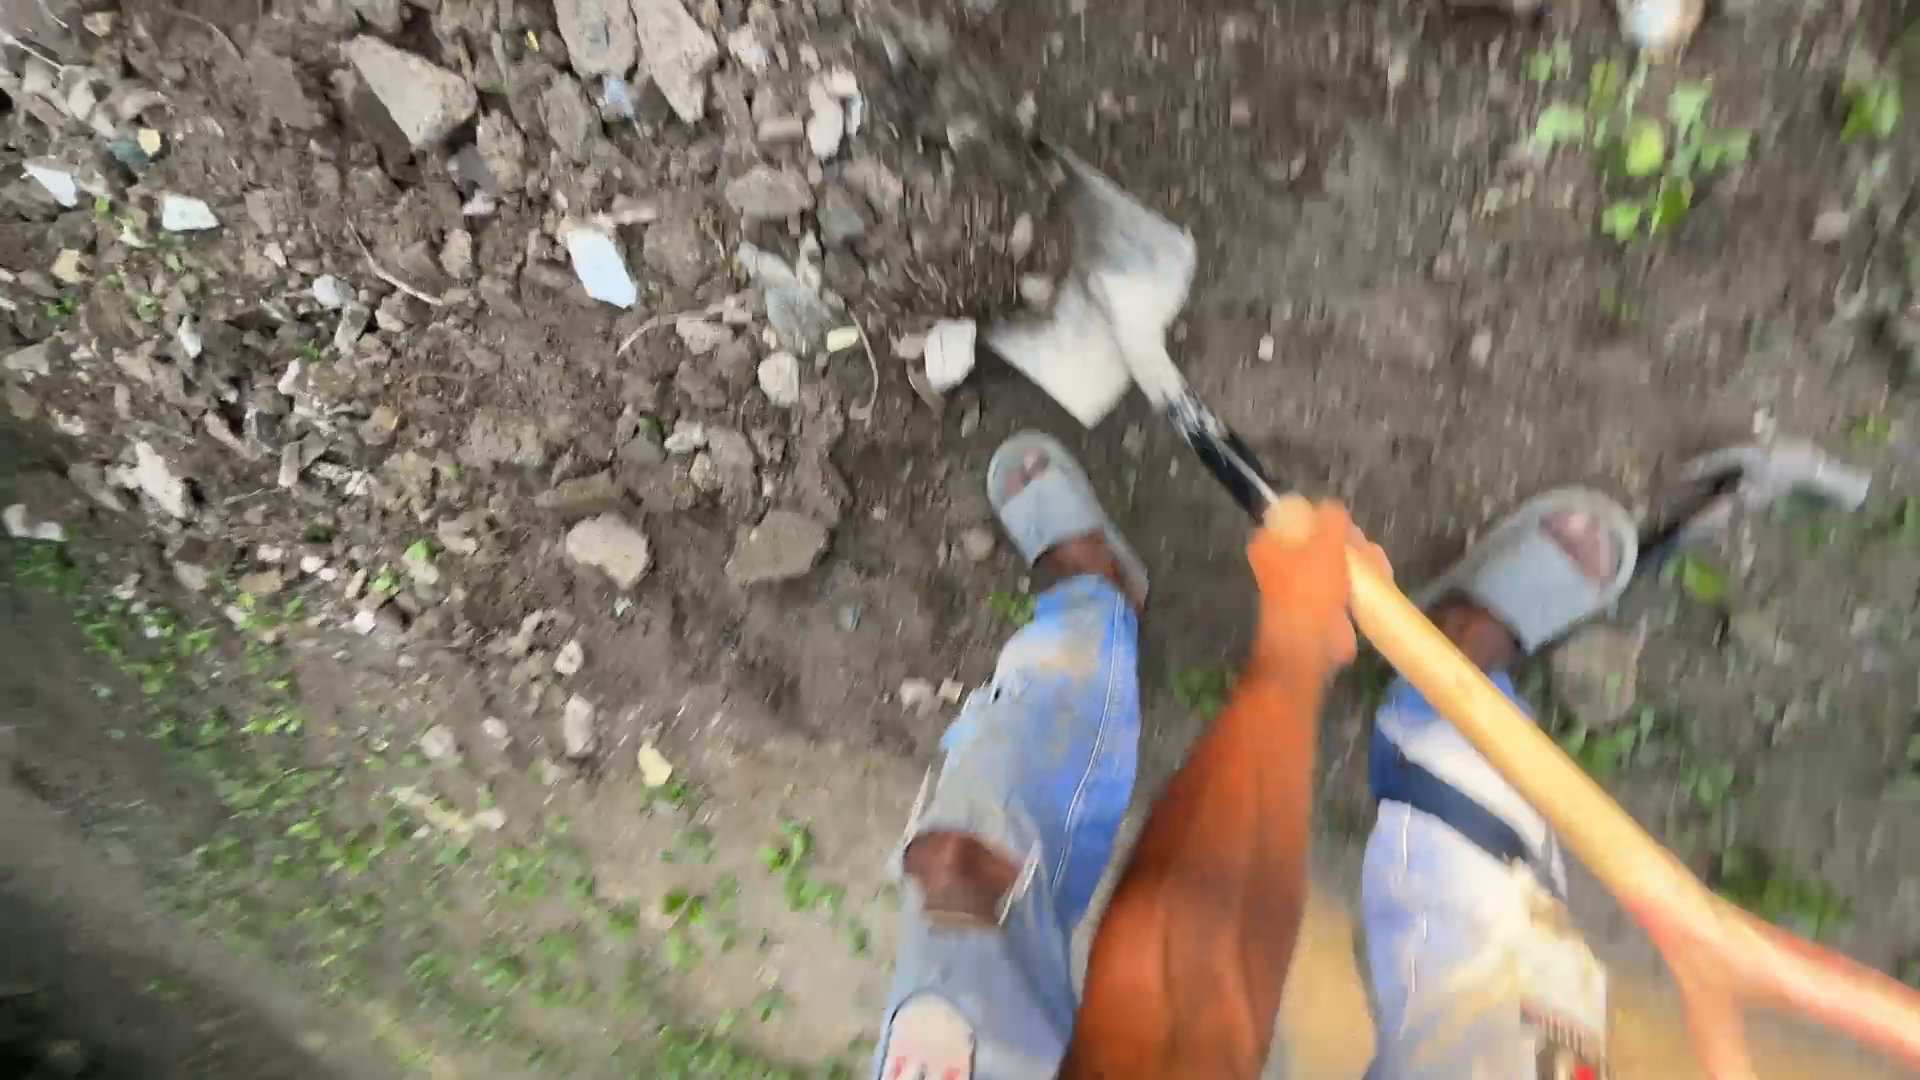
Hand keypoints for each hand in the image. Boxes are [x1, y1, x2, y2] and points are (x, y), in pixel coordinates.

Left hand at [1246, 497, 1387, 679]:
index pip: (1298, 516)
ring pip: (1342, 557)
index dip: (1323, 519)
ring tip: (1374, 568)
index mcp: (1269, 543)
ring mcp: (1306, 580)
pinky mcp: (1326, 598)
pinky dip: (1366, 579)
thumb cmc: (1310, 589)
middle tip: (1360, 551)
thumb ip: (1331, 518)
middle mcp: (1283, 559)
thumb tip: (1332, 507)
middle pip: (1326, 536)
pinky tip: (1380, 580)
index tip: (1341, 527)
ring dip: (1363, 560)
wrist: (1312, 641)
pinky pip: (1350, 579)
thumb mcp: (1324, 544)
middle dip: (1351, 542)